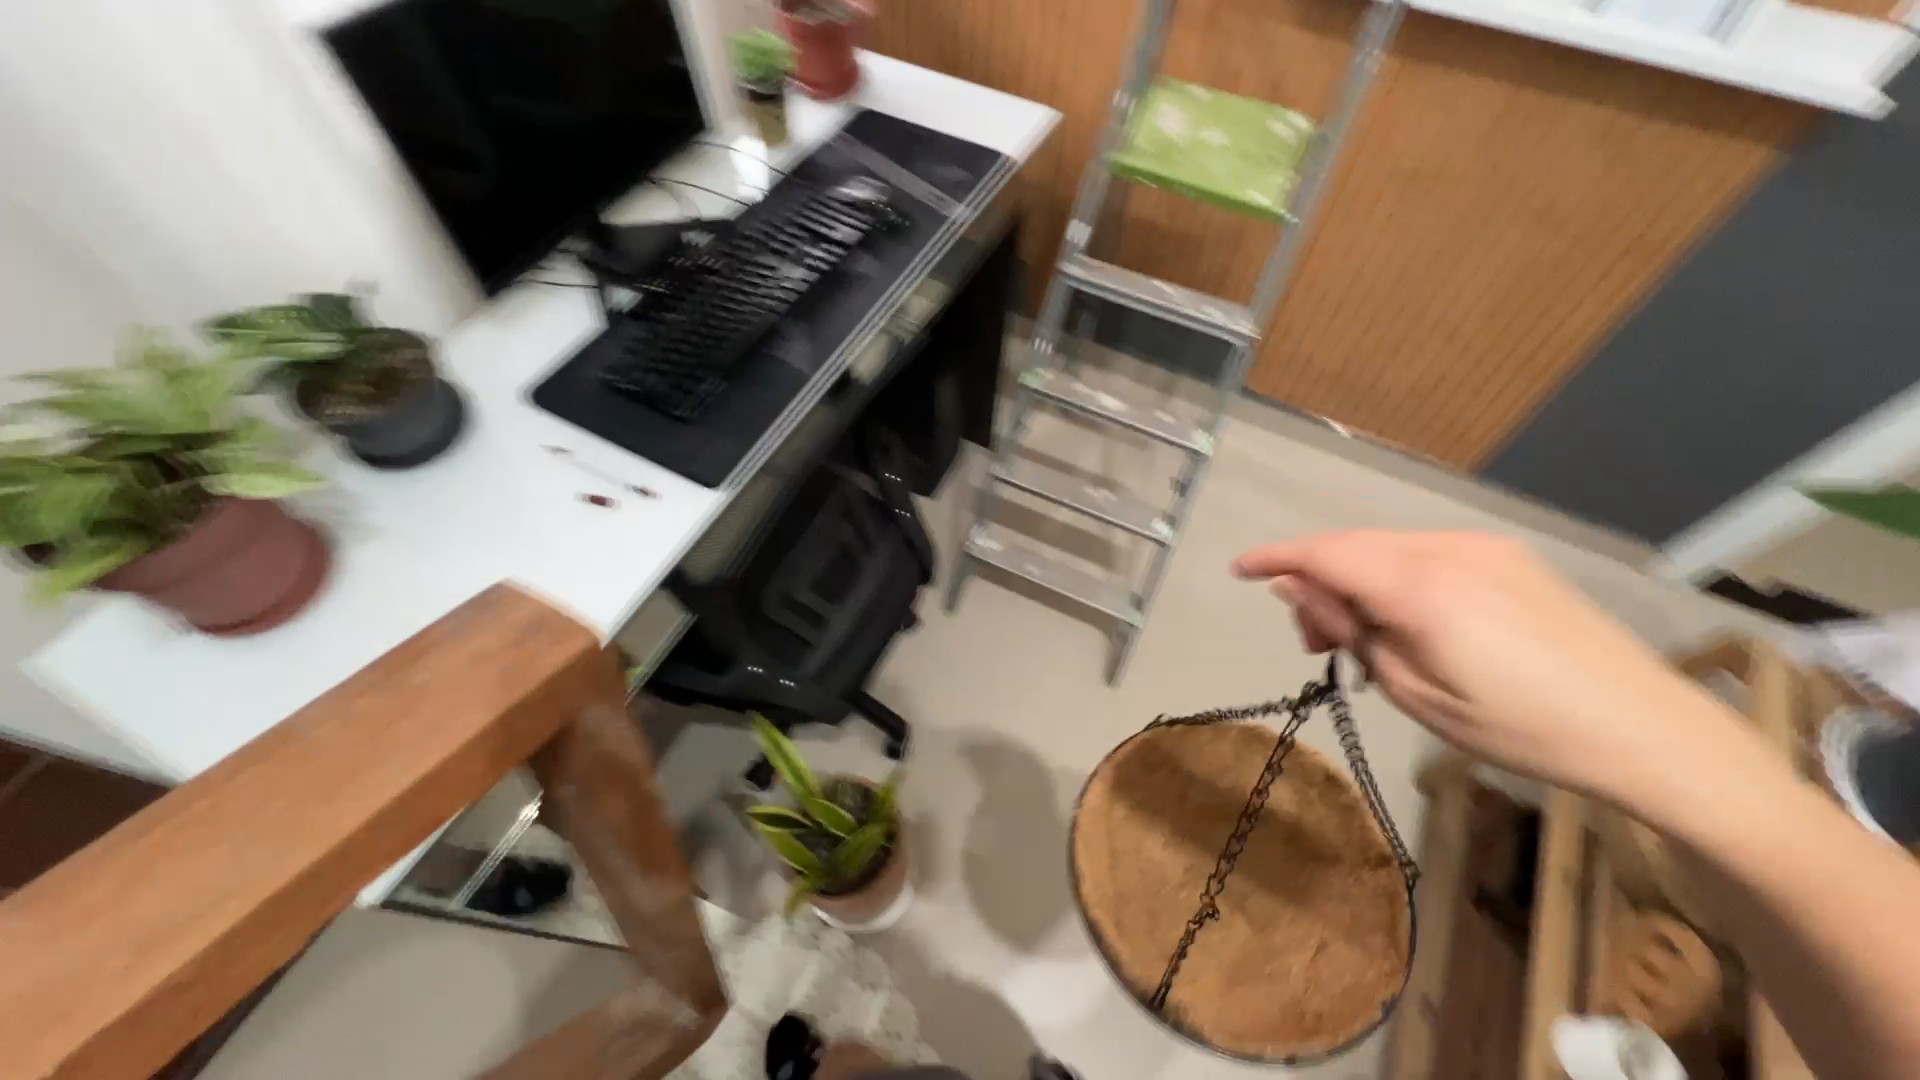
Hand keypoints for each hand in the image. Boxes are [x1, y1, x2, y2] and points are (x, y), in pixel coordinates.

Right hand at [1231, 530, 1742, 800]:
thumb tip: (1300, 590)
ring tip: (1360, 641)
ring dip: (1355, 581)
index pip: (1325, 554)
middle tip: (1316, 645)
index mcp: (1423, 587)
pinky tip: (1404, 622)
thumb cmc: (1522, 730)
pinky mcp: (1509, 558)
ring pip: (1388, 549)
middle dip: (1315, 582)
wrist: (1649, 731)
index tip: (1238, 570)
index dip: (1275, 557)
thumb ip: (1351, 632)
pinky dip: (1393, 579)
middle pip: (1353, 547)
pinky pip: (1425, 555)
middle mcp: (1450, 549)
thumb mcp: (1416, 694)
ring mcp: (1485, 548)